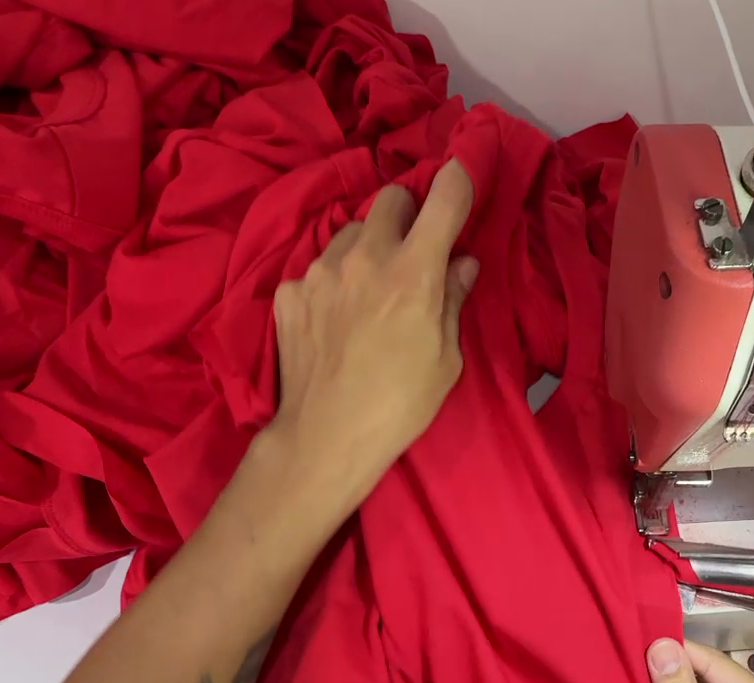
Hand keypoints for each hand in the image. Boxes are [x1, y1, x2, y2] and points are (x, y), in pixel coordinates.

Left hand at [271, 161, 478, 497]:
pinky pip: (318, 269)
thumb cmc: (402, 405)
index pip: (443, 199)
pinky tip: (336, 320)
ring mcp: (320, 270)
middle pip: (390, 199)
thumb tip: (461, 264)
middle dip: (408, 215)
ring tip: (369, 292)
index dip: (458, 180)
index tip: (463, 176)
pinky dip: (334, 283)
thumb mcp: (446, 359)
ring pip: (350, 231)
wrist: (328, 436)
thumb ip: (452, 301)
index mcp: (413, 273)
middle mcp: (364, 256)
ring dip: (367, 247)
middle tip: (413, 250)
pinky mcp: (290, 291)